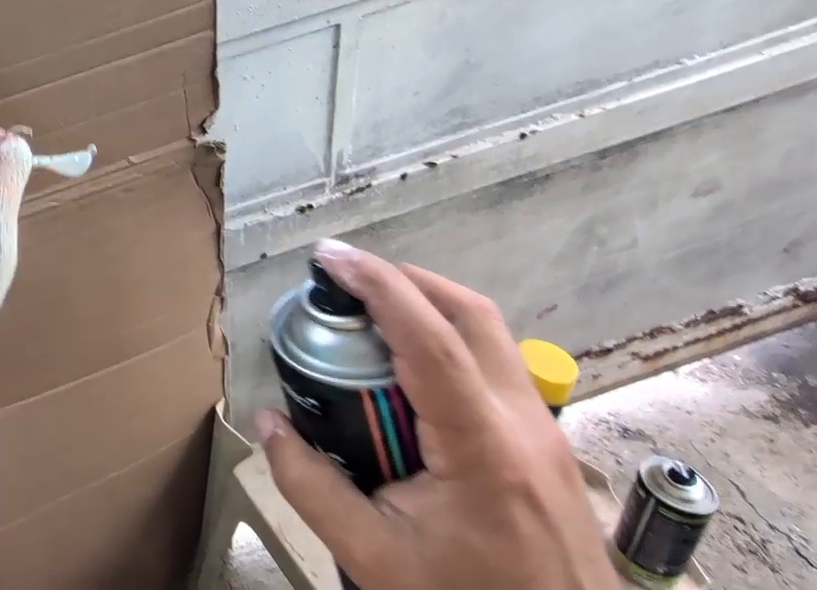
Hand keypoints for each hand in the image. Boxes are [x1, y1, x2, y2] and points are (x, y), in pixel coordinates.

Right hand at [257, 240, 617, 589]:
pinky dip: (447, 341)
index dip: (377, 287)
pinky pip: (495, 365)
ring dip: (428, 307)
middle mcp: (523, 425)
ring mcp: (544, 432)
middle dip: (404, 281)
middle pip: (472, 315)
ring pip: (490, 335)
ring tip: (368, 318)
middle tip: (345, 283)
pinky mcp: (547, 444)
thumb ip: (311, 486)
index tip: (329, 259)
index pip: (430, 340)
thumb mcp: (375, 558)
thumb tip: (268, 421)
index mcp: (483, 450)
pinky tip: (406, 375)